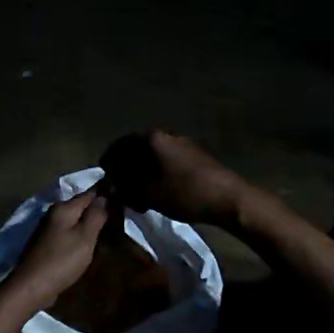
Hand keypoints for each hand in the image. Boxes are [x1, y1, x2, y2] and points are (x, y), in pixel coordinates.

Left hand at [7, 187, 110, 309]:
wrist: (31, 286)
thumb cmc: (62, 260)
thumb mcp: (84, 237)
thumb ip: (95, 216)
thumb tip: (104, 196)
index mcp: (63, 208)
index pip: (90, 193)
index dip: (106, 191)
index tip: (122, 192)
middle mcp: (54, 213)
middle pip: (81, 205)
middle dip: (98, 206)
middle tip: (119, 209)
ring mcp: (48, 228)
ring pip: (74, 219)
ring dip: (89, 220)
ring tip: (108, 224)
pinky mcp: (47, 243)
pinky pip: (68, 231)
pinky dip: (80, 232)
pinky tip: (89, 239)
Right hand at [100, 130, 254, 227]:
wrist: (227, 198)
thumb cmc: (184, 193)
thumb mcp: (147, 193)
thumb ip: (125, 187)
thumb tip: (111, 185)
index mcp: (151, 138)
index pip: (118, 146)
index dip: (109, 164)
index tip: (105, 180)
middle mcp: (165, 134)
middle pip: (135, 150)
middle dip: (125, 170)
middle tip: (120, 190)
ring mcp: (181, 143)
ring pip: (151, 157)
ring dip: (141, 174)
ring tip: (138, 196)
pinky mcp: (193, 155)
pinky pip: (165, 162)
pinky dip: (156, 175)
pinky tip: (157, 193)